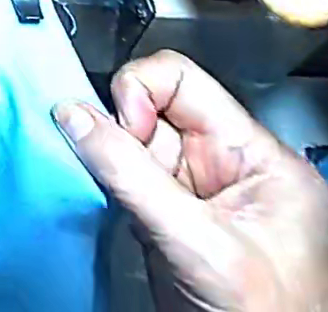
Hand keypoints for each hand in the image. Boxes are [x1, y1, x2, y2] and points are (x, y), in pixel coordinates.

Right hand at [54, 51, 327, 311]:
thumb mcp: (203, 247)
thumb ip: (132, 175)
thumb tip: (69, 113)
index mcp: (259, 158)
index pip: (180, 79)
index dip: (140, 92)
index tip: (125, 130)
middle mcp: (227, 165)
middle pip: (150, 107)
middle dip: (121, 132)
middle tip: (115, 171)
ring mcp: (198, 192)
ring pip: (131, 141)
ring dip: (111, 160)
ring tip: (118, 198)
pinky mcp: (172, 217)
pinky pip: (125, 174)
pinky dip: (108, 181)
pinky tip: (112, 204)